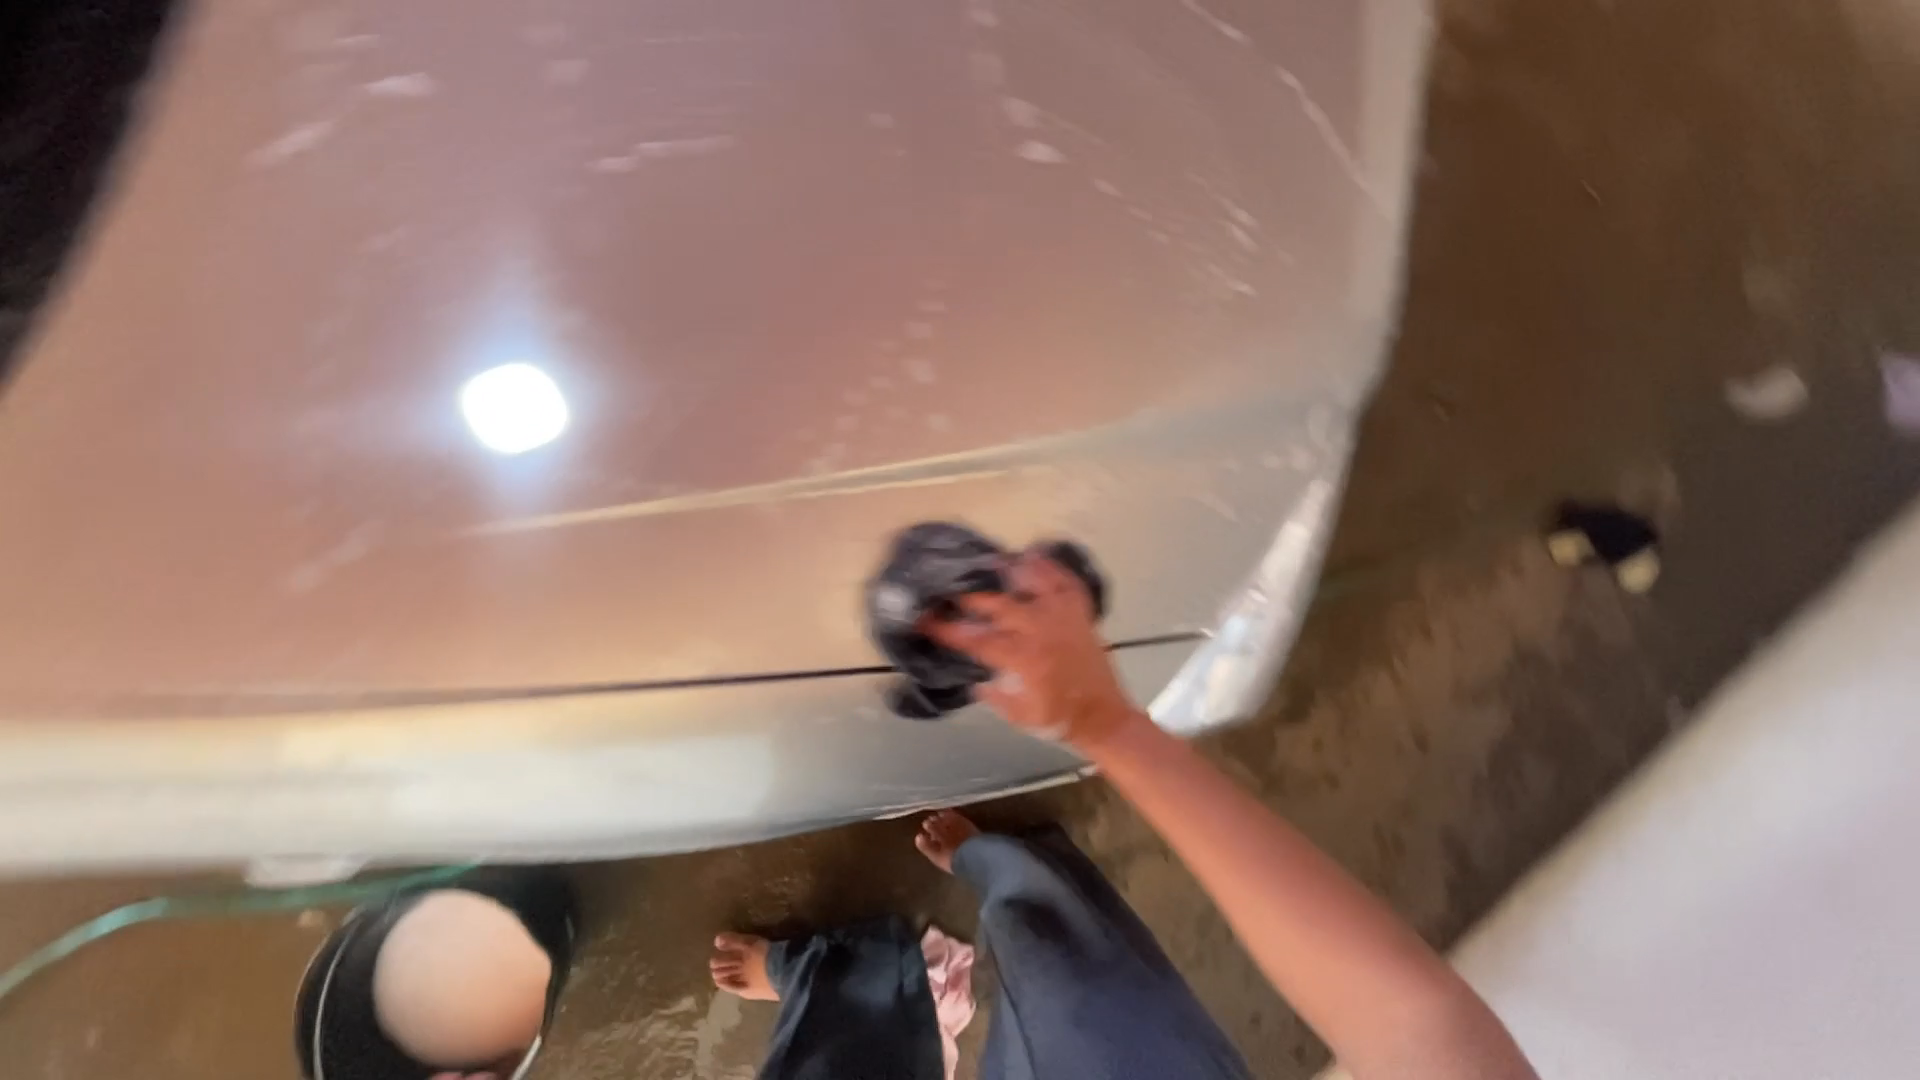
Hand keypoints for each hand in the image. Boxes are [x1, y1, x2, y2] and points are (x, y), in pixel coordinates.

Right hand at [922, 549, 1145, 750]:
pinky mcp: (1081, 613)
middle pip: (999, 605)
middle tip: (950, 588)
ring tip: (990, 560)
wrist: (1104, 718)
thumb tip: (975, 677)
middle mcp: (1043, 630)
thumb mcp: (1018, 715)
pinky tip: (1036, 555)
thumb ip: (993, 693)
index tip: (926, 621)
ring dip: (1010, 571)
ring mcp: (1064, 617)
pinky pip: (1066, 582)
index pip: (977, 639)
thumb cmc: (1059, 720)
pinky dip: (1052, 567)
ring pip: (1034, 583)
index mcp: (1024, 658)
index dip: (949, 630)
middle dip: (971, 596)